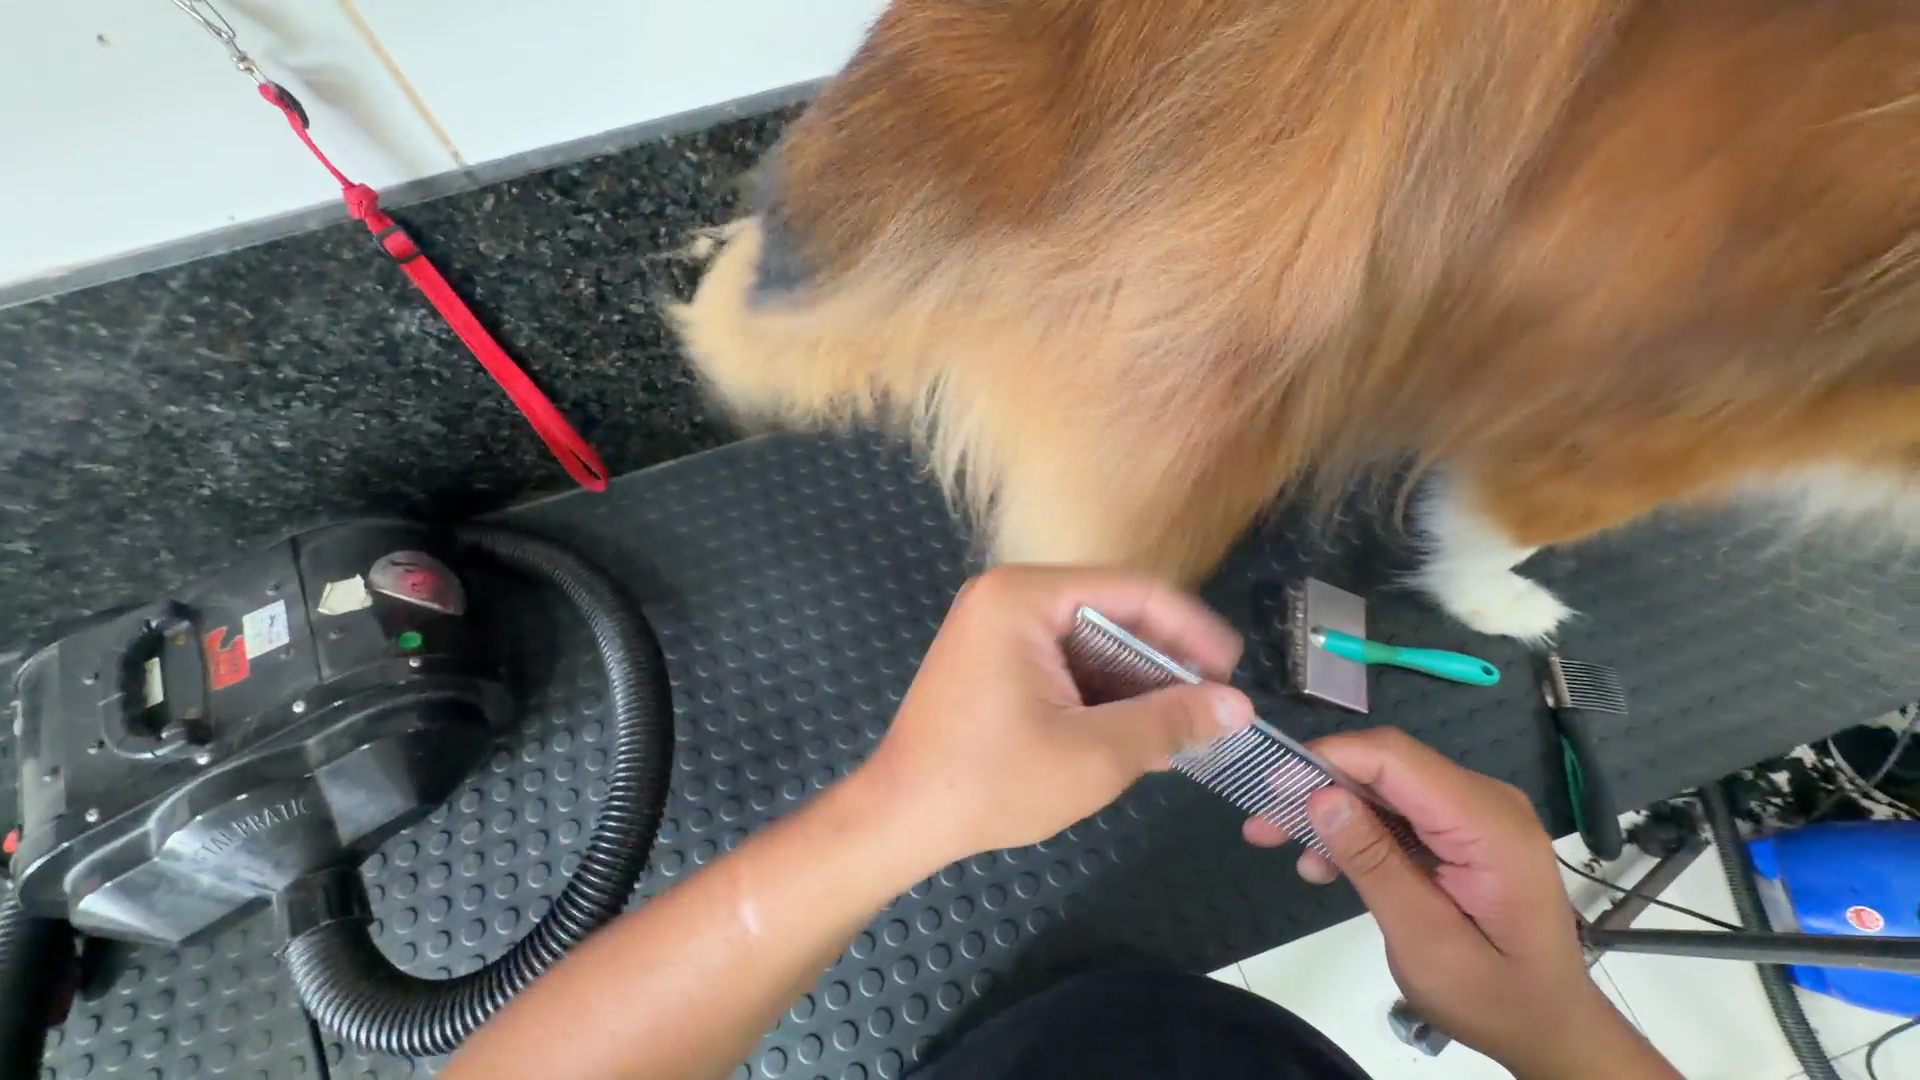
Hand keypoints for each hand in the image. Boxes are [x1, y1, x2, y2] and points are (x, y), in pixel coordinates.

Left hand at [856, 566, 1253, 868]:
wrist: (901, 818)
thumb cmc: (993, 782)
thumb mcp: (1095, 754)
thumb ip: (1171, 720)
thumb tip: (1237, 705)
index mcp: (1024, 596)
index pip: (1133, 591)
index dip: (1191, 629)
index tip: (1233, 670)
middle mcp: (1007, 596)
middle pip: (1111, 613)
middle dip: (1164, 662)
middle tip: (1211, 707)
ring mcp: (994, 626)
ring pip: (1089, 641)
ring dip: (1135, 682)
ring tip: (1180, 728)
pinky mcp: (991, 658)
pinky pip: (1062, 660)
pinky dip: (1099, 692)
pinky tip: (1133, 732)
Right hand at [1245, 729, 1676, 1079]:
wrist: (1550, 1029)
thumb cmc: (1496, 998)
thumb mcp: (1426, 942)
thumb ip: (1374, 864)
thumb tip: (1320, 797)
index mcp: (1488, 826)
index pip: (1394, 758)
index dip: (1329, 758)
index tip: (1272, 785)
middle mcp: (1483, 802)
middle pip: (1383, 766)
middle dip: (1317, 786)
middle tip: (1263, 823)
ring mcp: (1471, 812)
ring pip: (1379, 784)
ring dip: (1327, 810)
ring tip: (1277, 841)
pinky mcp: (1456, 827)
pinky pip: (1392, 808)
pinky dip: (1352, 828)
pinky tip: (1323, 863)